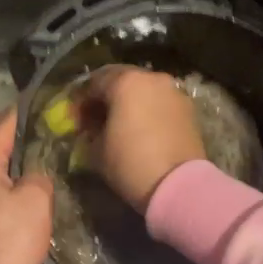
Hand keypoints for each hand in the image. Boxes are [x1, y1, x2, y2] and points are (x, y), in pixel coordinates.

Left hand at [0, 108, 53, 263]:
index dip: (27, 111)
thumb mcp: (36, 198)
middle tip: (54, 125)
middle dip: (24, 135)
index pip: (4, 125)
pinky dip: (13, 178)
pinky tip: (33, 179)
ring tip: (48, 149)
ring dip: (19, 158)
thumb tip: (34, 174)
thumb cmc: (12, 237)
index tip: (49, 100)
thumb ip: (38, 173)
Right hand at [78, 66, 206, 212]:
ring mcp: (173, 92)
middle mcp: (152, 78)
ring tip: (118, 126)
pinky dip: (146, 111)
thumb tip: (91, 130)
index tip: (74, 120)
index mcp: (125, 82)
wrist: (177, 185)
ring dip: (127, 103)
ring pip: (142, 90)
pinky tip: (139, 131)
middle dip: (104, 97)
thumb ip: (89, 133)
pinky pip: (159, 103)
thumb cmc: (130, 163)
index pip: (94, 82)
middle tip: (94, 119)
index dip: (80, 101)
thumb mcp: (96, 150)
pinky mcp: (188, 109)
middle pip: (121, 80)